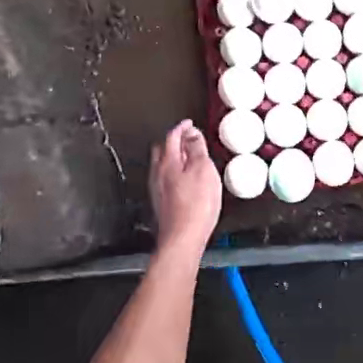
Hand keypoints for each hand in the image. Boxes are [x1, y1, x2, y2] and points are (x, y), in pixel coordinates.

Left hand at [149, 120, 220, 253]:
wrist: (183, 238)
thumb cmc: (196, 205)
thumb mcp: (203, 170)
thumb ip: (197, 149)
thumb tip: (192, 134)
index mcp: (168, 162)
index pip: (172, 137)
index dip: (181, 128)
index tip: (188, 124)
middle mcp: (158, 174)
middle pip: (162, 150)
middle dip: (174, 141)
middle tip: (187, 138)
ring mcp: (158, 190)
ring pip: (162, 165)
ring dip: (174, 157)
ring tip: (188, 157)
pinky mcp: (162, 203)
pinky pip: (165, 180)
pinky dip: (174, 172)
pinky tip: (185, 180)